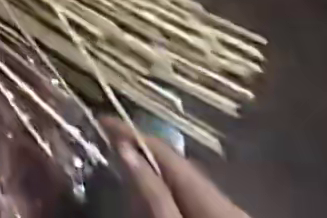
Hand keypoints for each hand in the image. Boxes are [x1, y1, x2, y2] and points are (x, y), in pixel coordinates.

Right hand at [99, 117, 251, 217]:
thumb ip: (151, 192)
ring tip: (120, 167)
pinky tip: (151, 200)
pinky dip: (169, 194)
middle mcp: (229, 206)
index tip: (98, 120)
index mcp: (215, 200)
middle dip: (141, 152)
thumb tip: (124, 147)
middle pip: (178, 167)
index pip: (167, 152)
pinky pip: (194, 204)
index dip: (131, 132)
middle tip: (102, 143)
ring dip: (153, 174)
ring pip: (186, 186)